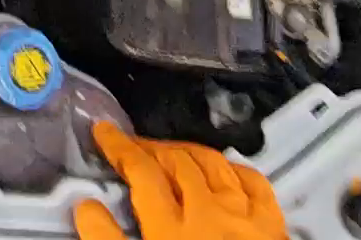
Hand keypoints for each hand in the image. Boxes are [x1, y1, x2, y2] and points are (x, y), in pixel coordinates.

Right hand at [76, 123, 288, 239]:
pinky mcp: (274, 229)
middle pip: (176, 162)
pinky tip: (226, 169)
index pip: (141, 173)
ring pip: (212, 164)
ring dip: (187, 152)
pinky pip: (255, 184)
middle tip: (132, 145)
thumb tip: (86, 207)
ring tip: (170, 151)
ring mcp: (244, 218)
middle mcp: (208, 213)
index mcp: (172, 231)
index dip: (120, 148)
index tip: (103, 131)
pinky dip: (236, 169)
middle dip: (150, 148)